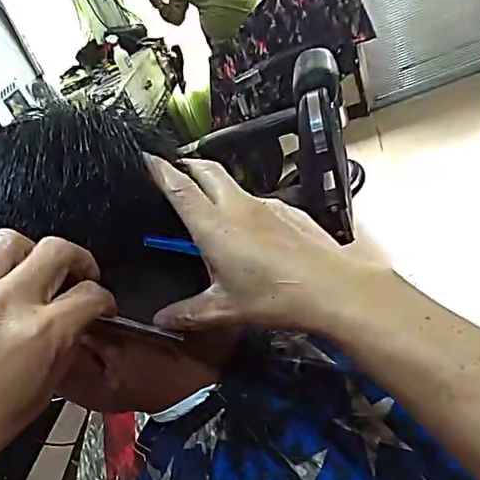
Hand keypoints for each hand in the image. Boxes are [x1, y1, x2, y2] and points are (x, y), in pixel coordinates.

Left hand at [0, 231, 115, 479]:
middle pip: (56, 249)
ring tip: (30, 273)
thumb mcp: (41, 393)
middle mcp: (5, 304)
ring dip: (30, 253)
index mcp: (41, 334)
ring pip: (9, 241)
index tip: (99, 304)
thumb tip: (74, 326)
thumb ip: (64, 349)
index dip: (103, 299)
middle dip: (78, 259)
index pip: (90, 294)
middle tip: (77, 274)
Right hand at [146, 157, 394, 334]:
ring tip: (213, 206)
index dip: (160, 169)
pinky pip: (263, 202)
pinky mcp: (291, 212)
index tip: (148, 159)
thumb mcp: (225, 310)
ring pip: (235, 185)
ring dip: (219, 187)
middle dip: (188, 164)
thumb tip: (164, 319)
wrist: (332, 288)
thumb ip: (190, 312)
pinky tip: (254, 231)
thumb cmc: (277, 297)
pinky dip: (249, 208)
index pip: (179, 186)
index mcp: (214, 225)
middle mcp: (239, 207)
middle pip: (206, 169)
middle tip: (177, 171)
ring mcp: (268, 206)